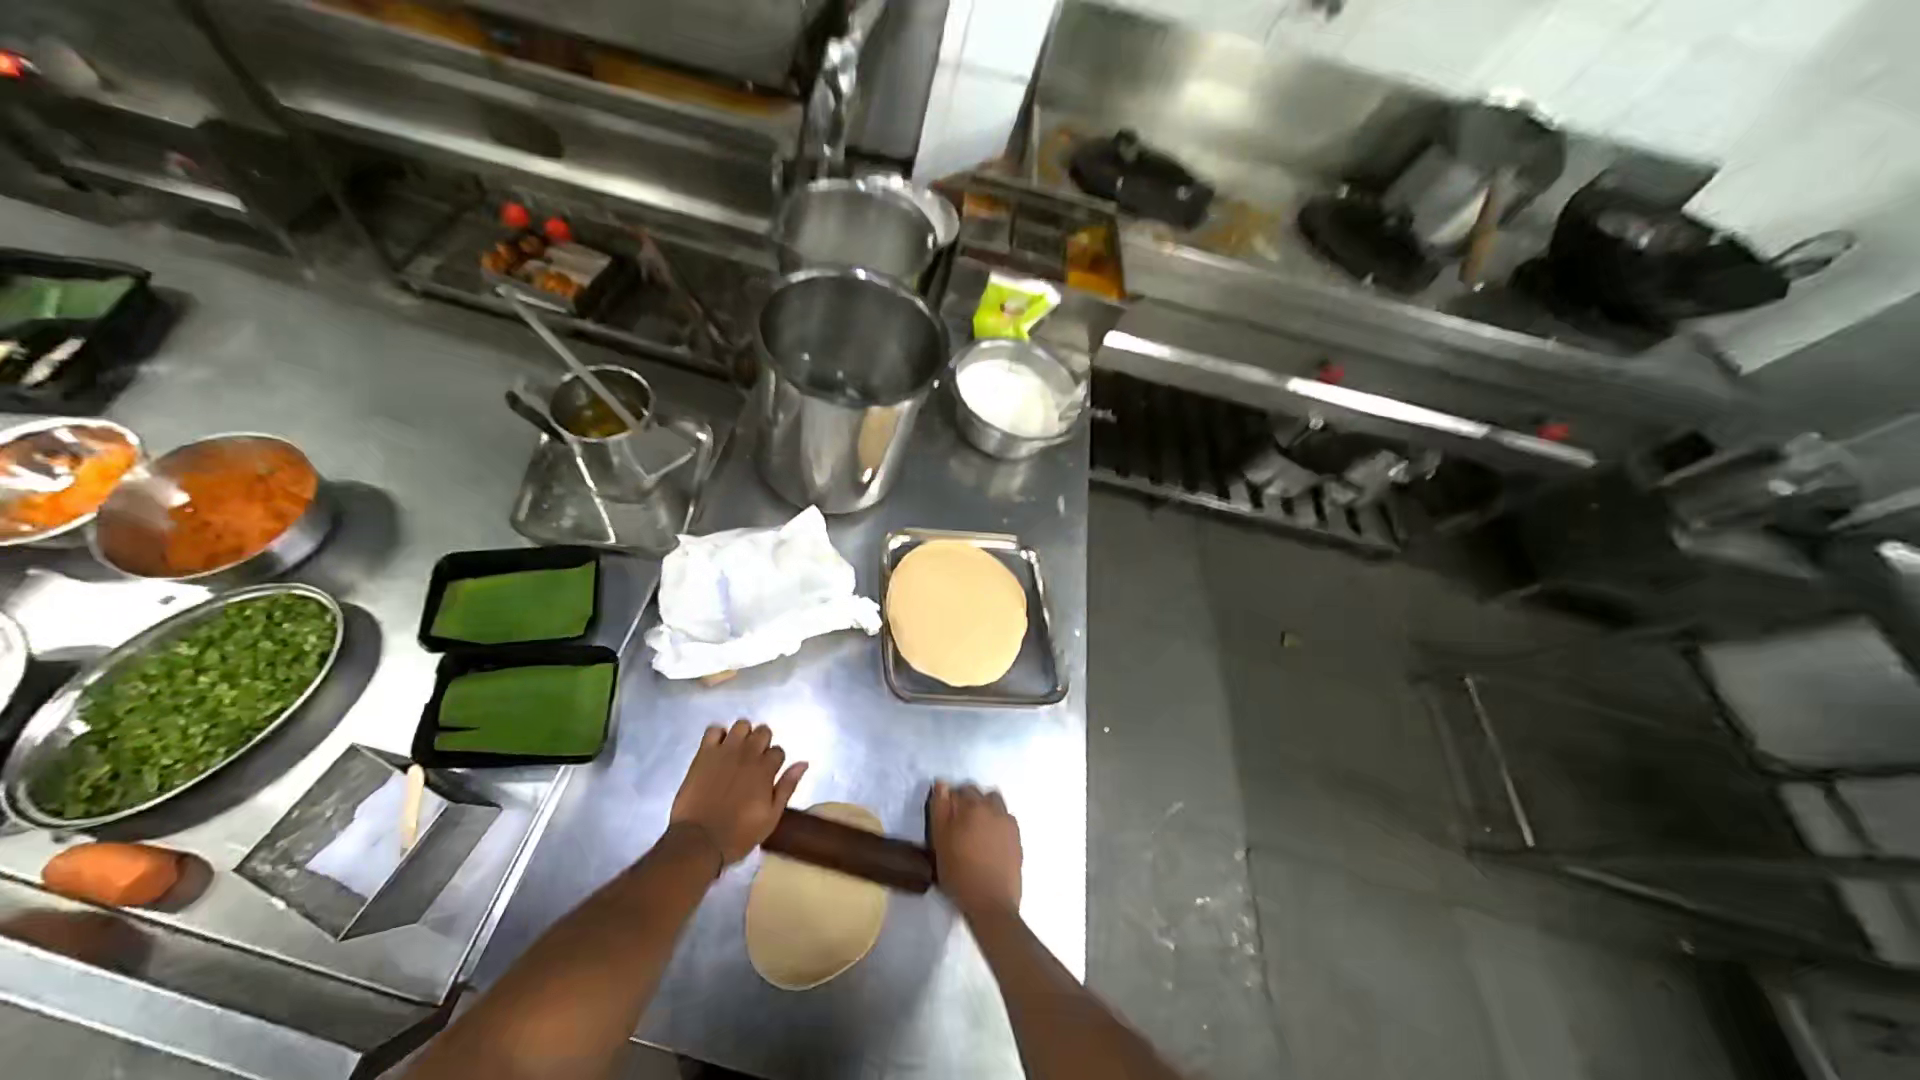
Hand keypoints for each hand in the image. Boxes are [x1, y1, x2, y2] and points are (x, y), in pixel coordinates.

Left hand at [670, 720, 806, 864]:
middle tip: (753, 761)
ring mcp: (725, 751)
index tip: (767, 775)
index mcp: (765, 769)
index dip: (774, 762)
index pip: (778, 751)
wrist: (700, 840)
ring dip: (742, 735)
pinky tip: (718, 749)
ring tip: (736, 751)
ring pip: (741, 725)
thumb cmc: (739, 833)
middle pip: (763, 731)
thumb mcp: (771, 816)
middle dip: (762, 743)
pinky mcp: (704, 754)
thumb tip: (803, 763)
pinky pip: (714, 730)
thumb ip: (787, 786)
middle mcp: (748, 754)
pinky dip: (718, 735)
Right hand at [929, 781, 1021, 918]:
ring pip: (994, 803)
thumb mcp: (940, 841)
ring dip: (985, 809)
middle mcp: (993, 808)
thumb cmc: (958, 873)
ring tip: (976, 832)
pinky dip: (997, 823)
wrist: (990, 903)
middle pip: (978, 794)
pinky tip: (990, 842)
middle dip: (968, 802)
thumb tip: (942, 784)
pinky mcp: (1017, 837)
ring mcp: (1008, 822)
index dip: (951, 800)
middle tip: (959, 825)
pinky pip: (1005, 819)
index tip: (946, 817)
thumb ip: (940, 809)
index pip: (960, 789)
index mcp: (972, 806)